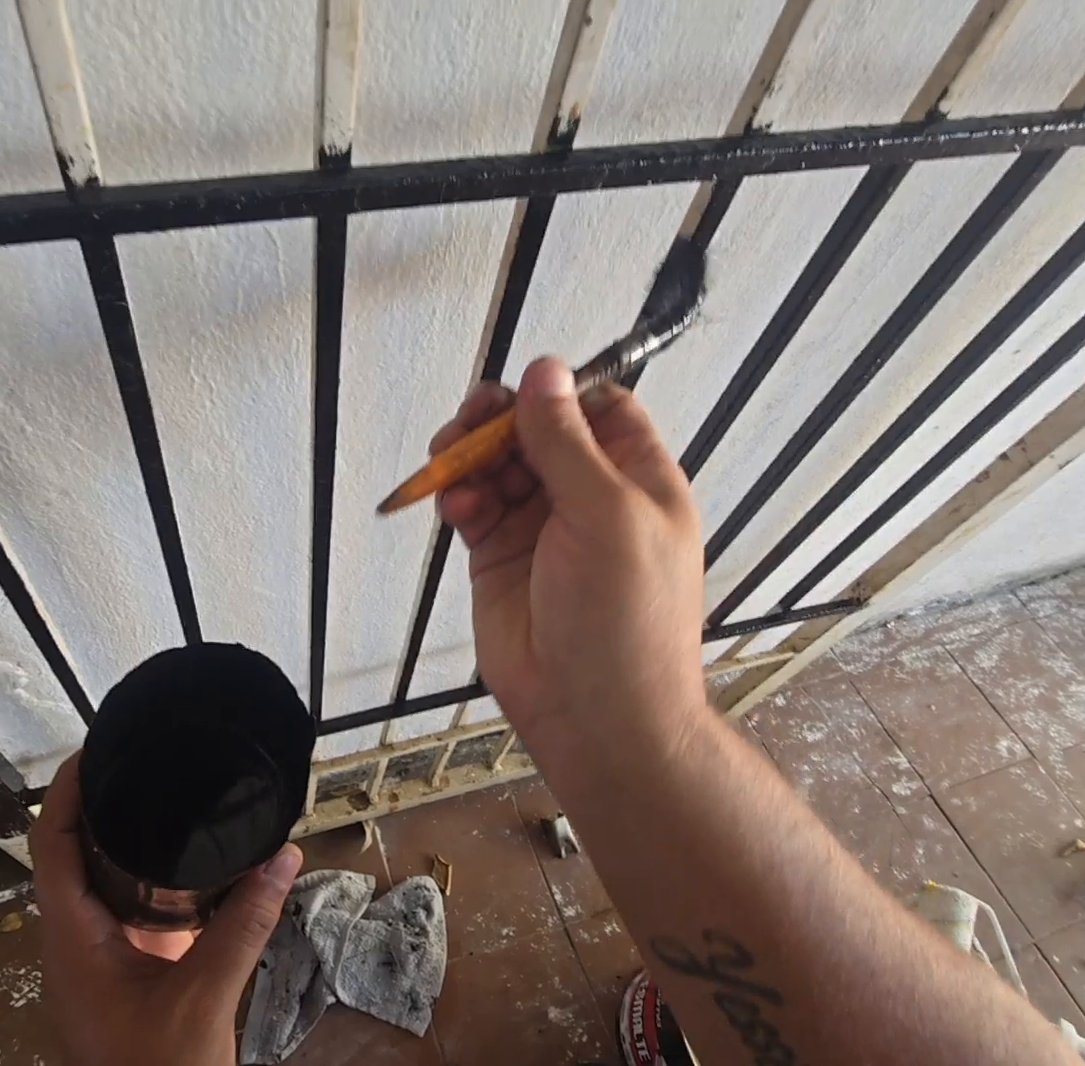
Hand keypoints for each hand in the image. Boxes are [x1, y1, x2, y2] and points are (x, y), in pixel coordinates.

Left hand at [31, 754, 302, 1065]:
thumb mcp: (204, 1000)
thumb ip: (244, 925)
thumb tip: (285, 854)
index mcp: (73, 943)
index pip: (51, 850)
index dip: (64, 795)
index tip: (96, 749)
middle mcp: (76, 942)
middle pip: (69, 854)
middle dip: (96, 801)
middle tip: (140, 755)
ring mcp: (100, 957)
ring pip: (98, 879)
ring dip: (121, 833)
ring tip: (161, 785)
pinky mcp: (127, 969)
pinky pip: (128, 903)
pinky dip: (150, 869)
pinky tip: (186, 852)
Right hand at [433, 358, 708, 747]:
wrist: (590, 714)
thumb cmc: (621, 616)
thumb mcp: (605, 514)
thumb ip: (567, 442)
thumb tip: (545, 370)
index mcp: (635, 478)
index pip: (598, 409)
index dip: (560, 393)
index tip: (522, 394)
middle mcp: (587, 495)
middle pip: (537, 430)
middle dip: (500, 421)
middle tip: (467, 424)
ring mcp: (540, 526)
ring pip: (497, 464)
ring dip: (470, 456)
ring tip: (449, 464)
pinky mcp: (498, 554)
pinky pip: (473, 505)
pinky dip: (459, 497)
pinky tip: (456, 507)